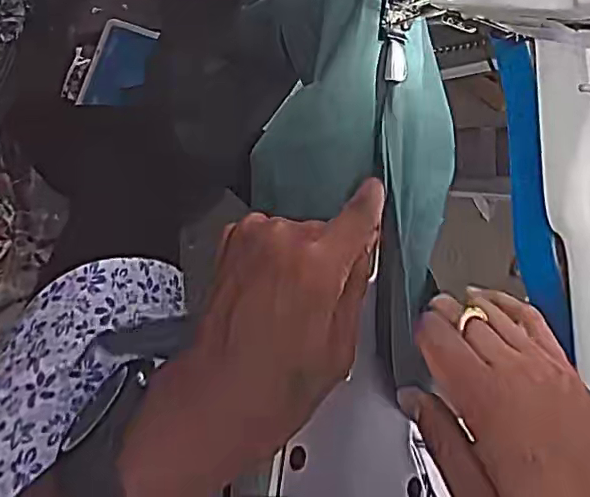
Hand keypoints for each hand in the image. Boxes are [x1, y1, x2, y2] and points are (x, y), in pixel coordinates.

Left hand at [115, 178, 384, 496]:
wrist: (216, 396)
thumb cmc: (274, 386)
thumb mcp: (340, 345)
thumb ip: (356, 284)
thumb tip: (362, 252)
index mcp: (319, 263)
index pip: (359, 213)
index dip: (371, 205)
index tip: (374, 194)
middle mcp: (285, 238)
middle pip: (326, 230)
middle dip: (327, 256)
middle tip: (315, 300)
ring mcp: (255, 235)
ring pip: (296, 233)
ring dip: (296, 256)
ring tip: (283, 303)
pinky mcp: (234, 238)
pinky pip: (269, 235)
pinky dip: (271, 254)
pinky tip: (264, 291)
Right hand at [408, 288, 589, 496]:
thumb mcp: (475, 491)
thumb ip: (440, 438)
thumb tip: (416, 403)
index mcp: (487, 398)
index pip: (442, 338)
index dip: (422, 328)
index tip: (415, 330)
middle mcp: (517, 371)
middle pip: (468, 319)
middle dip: (443, 314)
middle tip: (429, 316)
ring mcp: (546, 367)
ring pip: (498, 312)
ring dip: (473, 305)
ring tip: (456, 304)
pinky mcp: (569, 371)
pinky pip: (534, 320)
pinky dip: (511, 304)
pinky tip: (501, 303)